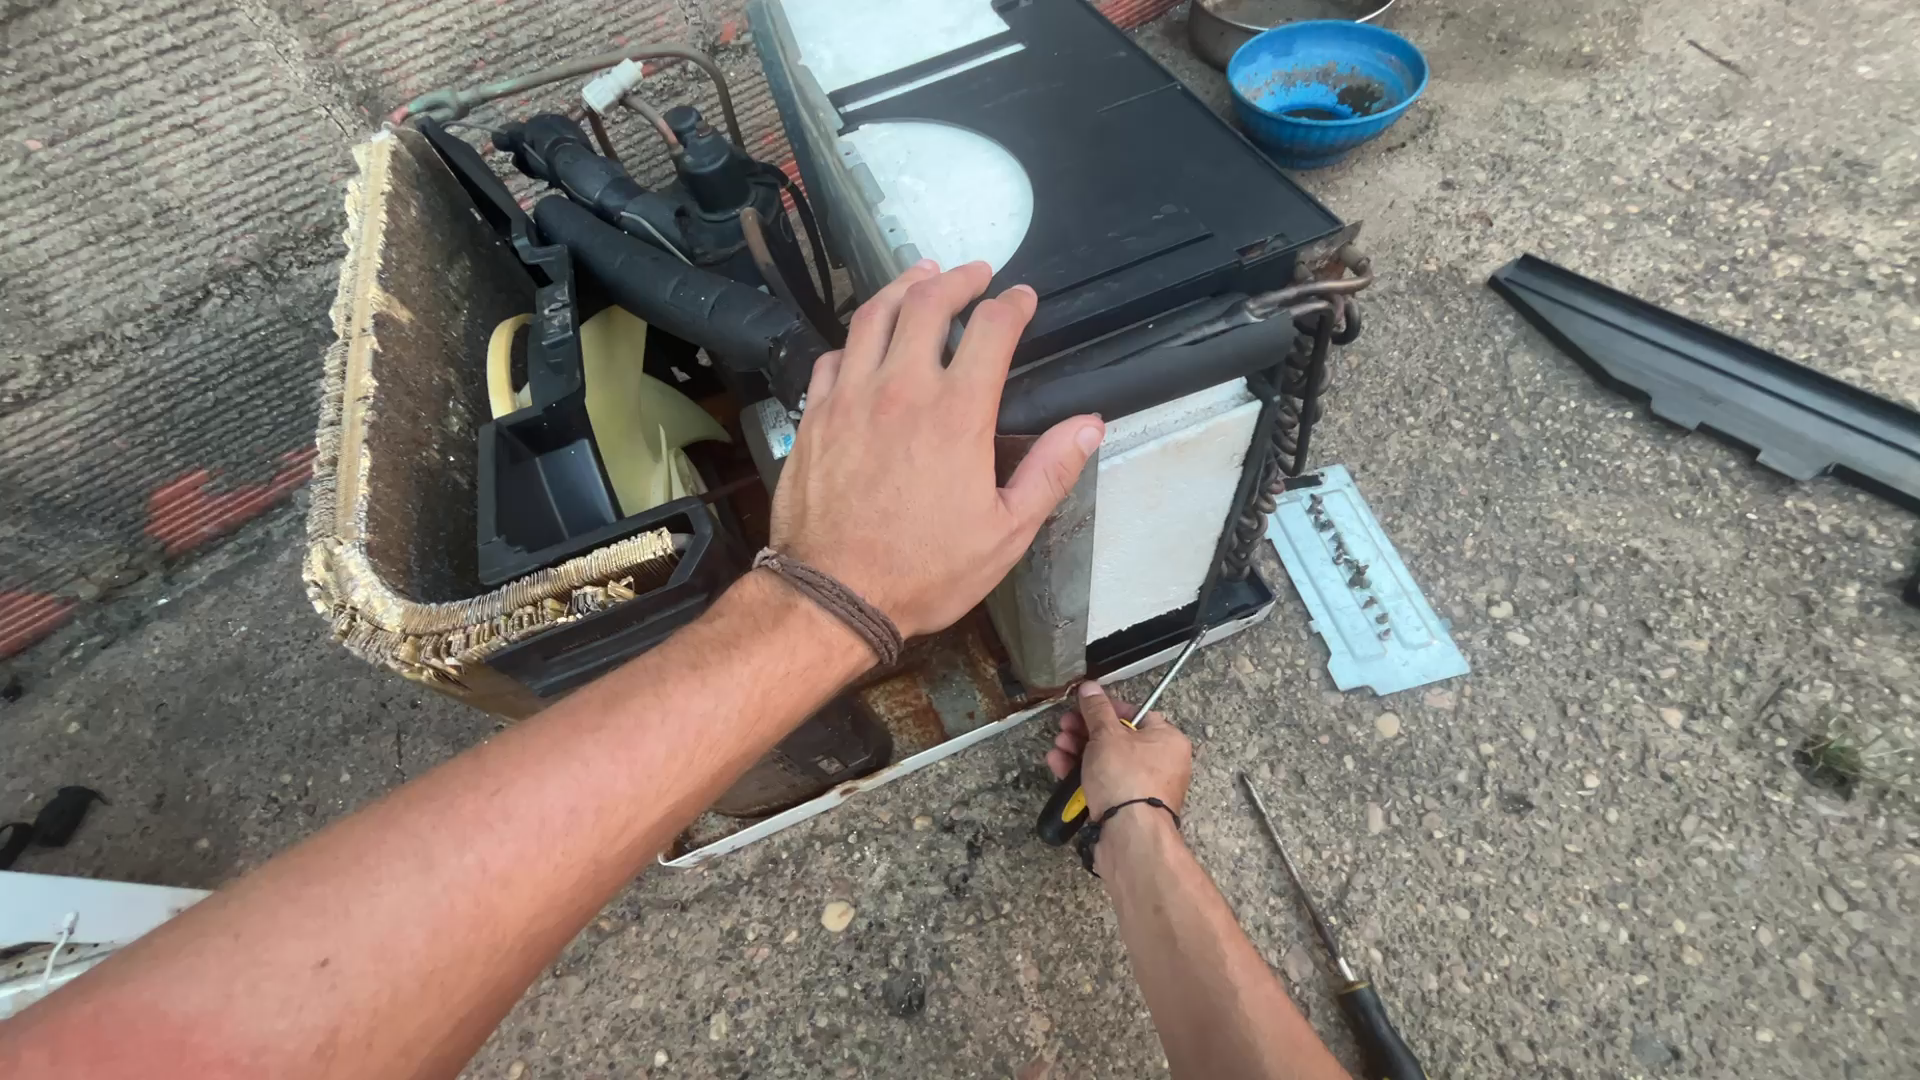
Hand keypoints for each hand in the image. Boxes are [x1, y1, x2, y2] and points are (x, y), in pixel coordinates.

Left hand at [768, 260, 1105, 638]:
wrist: (835, 596)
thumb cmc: (925, 571)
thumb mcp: (1006, 532)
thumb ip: (1050, 472)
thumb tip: (1089, 425)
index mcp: (957, 413)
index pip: (991, 330)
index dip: (1013, 304)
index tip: (1022, 297)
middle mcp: (901, 389)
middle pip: (928, 303)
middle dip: (957, 278)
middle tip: (973, 271)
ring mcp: (850, 399)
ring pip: (874, 316)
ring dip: (902, 287)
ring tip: (920, 275)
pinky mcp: (814, 417)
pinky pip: (833, 357)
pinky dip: (856, 339)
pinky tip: (865, 341)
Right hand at [1046, 680, 1192, 818]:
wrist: (1128, 835)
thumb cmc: (1129, 781)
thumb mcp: (1106, 734)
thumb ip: (1096, 709)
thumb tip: (1090, 689)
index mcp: (1167, 740)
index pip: (1135, 714)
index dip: (1107, 707)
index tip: (1086, 704)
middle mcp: (1160, 764)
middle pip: (1117, 738)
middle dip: (1085, 731)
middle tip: (1066, 725)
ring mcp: (1141, 788)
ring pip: (1105, 762)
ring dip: (1078, 751)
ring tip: (1059, 745)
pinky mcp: (1124, 808)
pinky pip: (1101, 783)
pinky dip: (1080, 774)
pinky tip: (1059, 764)